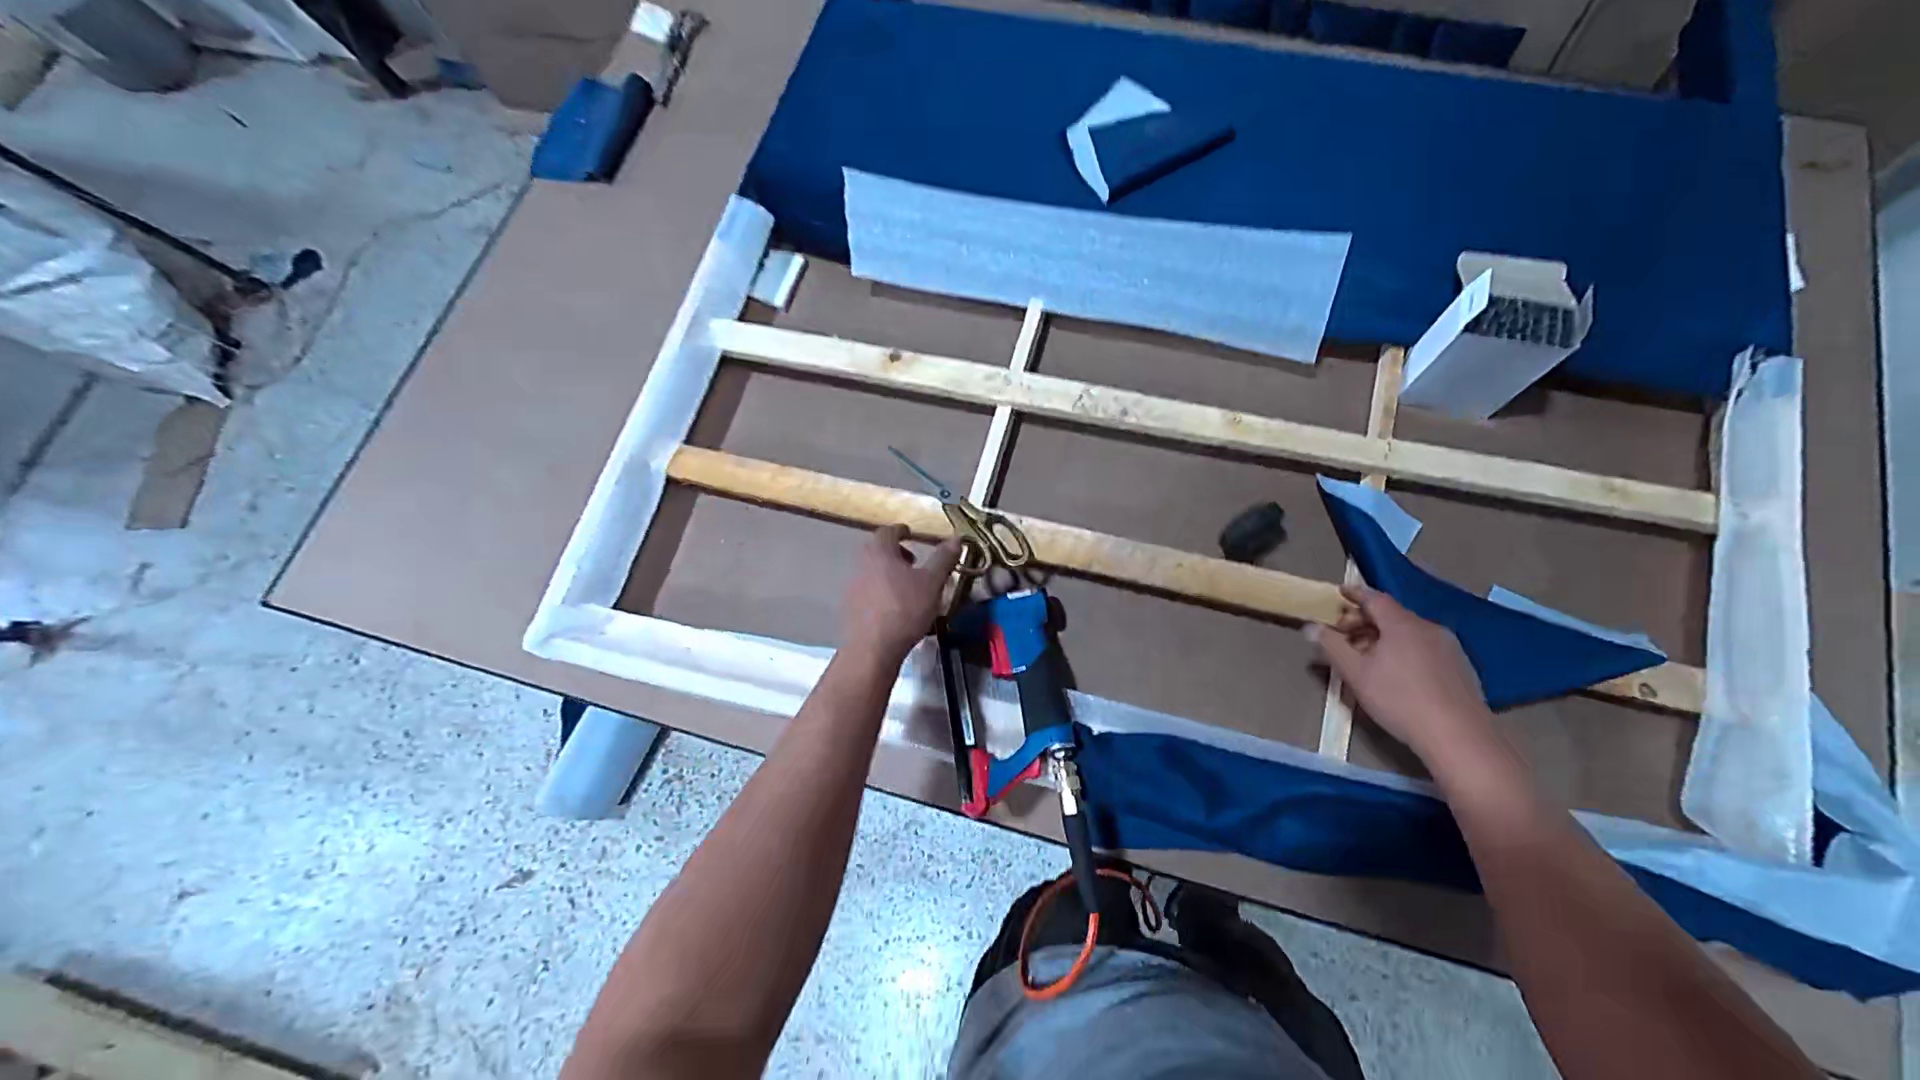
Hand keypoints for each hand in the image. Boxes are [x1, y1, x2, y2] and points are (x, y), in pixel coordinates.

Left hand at [839, 525, 961, 661]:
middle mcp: (861, 563)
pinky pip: (867, 591)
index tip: (911, 534)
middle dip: (896, 553)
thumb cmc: (905, 608)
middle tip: (913, 562)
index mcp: (879, 551)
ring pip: (872, 571)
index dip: (901, 531)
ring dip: (888, 573)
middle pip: (878, 550)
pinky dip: (881, 591)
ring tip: (907, 587)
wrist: (873, 648)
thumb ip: (944, 558)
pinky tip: (894, 608)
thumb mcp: (932, 582)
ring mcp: (852, 586)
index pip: (888, 531)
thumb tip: (957, 538)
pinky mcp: (850, 607)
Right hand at [1307, 583, 1495, 763]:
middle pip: (1391, 615)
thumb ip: (1331, 645)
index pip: (1374, 598)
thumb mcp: (1355, 673)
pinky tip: (1396, 672)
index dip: (1354, 593)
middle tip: (1343, 636)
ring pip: (1408, 631)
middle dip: (1364, 621)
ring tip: (1366, 658)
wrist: (1458, 736)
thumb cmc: (1399, 700)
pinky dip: (1403, 648)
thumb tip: (1312, 626)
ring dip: (1383, 637)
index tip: (1339, 592)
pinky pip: (1424, 646)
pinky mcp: (1460, 665)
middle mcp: (1428, 628)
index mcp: (1402, 624)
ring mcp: (1449, 646)